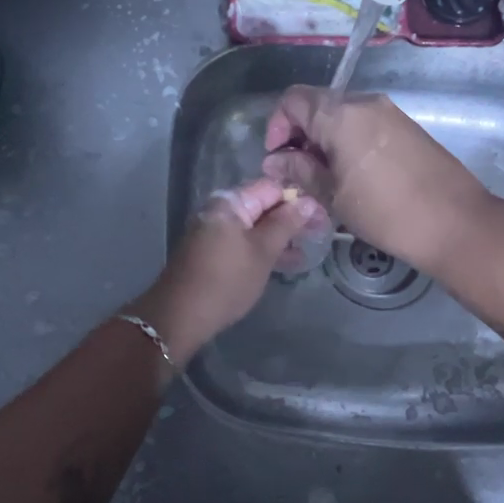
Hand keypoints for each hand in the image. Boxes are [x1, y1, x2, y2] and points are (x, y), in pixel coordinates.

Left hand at [126, 177, 323, 359]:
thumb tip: (307, 201)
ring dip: (279, 236)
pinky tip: (284, 262)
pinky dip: (263, 247)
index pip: (272, 188)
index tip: (322, 216)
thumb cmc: (227, 279)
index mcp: (230, 201)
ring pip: (254, 225)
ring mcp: (214, 229)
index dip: (298, 199)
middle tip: (319, 235)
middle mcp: (219, 209)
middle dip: (290, 219)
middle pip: (263, 205)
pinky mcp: (212, 250)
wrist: (181, 315)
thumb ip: (285, 223)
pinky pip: (244, 240)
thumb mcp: (262, 251)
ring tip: (306, 251)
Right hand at [261, 86, 494, 273]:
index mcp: (340, 114)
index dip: (277, 125)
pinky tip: (354, 174)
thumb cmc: (386, 212)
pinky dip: (349, 140)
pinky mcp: (406, 126)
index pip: (293, 100)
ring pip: (342, 114)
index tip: (278, 158)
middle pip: (317, 104)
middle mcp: (364, 102)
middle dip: (300, 133)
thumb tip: (274, 160)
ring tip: (326, 176)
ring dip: (325, 138)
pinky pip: (364, 123)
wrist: (457, 223)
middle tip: (299, 171)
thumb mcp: (333, 195)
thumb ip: (299, 170)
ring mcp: (389, 111)